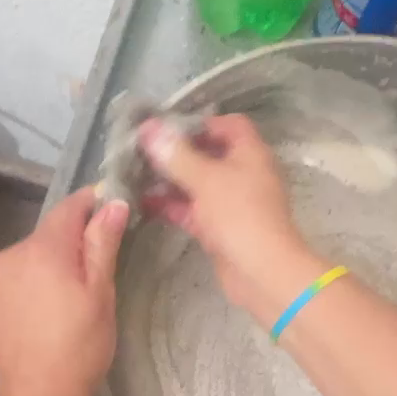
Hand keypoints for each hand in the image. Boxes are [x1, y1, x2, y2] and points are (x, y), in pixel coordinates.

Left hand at [0, 189, 128, 395]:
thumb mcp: (101, 293)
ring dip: (52, 261)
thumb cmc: (80, 345)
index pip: (69, 207)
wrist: (39, 395)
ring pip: (32, 253)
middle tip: (99, 268)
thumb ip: (103, 243)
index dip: (92, 203)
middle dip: (74, 240)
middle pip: (49, 232)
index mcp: (43, 248)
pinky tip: (46, 307)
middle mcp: (11, 252)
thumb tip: (113, 202)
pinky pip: (16, 274)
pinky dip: (33, 279)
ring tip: (71, 294)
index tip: (112, 206)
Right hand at [137, 115, 329, 324]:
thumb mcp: (206, 179)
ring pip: (197, 184)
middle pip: (208, 155)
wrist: (262, 272)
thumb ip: (176, 154)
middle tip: (141, 151)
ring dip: (169, 181)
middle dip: (176, 153)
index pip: (228, 125)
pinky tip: (144, 203)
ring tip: (135, 175)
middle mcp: (242, 174)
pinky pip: (193, 210)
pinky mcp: (219, 229)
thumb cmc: (240, 216)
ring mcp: (231, 203)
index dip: (199, 123)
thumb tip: (149, 128)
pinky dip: (172, 206)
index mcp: (250, 154)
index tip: (166, 128)